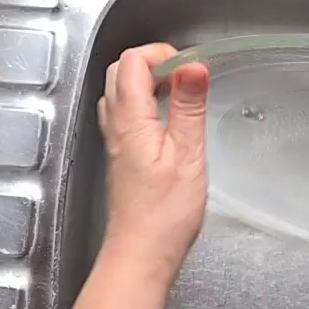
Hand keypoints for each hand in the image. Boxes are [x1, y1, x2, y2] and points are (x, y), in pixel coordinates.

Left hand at [97, 43, 209, 282]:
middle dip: (153, 63)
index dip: (161, 54)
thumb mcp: (188, 154)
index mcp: (130, 118)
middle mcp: (115, 124)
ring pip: (119, 91)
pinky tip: (166, 120)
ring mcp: (114, 140)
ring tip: (178, 94)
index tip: (190, 69)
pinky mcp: (120, 155)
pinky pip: (124, 113)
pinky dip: (144, 103)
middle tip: (185, 77)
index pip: (132, 61)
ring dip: (147, 82)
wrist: (141, 254)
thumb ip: (189, 107)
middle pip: (120, 71)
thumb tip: (194, 65)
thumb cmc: (166, 212)